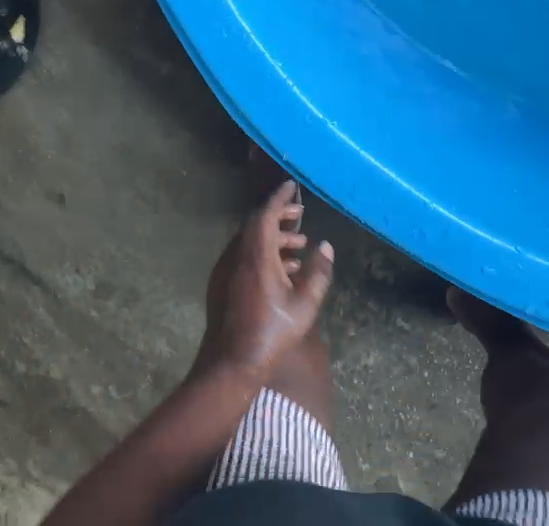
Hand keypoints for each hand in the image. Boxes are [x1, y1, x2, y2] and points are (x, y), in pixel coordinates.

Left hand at [195, 181, 334, 380]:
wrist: (230, 362)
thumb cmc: (271, 333)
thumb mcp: (304, 305)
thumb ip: (318, 272)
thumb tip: (326, 246)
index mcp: (255, 255)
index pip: (266, 214)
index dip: (279, 198)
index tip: (291, 187)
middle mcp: (236, 255)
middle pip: (256, 224)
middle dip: (278, 217)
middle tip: (300, 217)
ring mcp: (226, 269)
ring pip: (250, 241)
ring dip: (273, 238)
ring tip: (299, 247)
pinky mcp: (222, 283)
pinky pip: (243, 256)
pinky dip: (262, 253)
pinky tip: (282, 270)